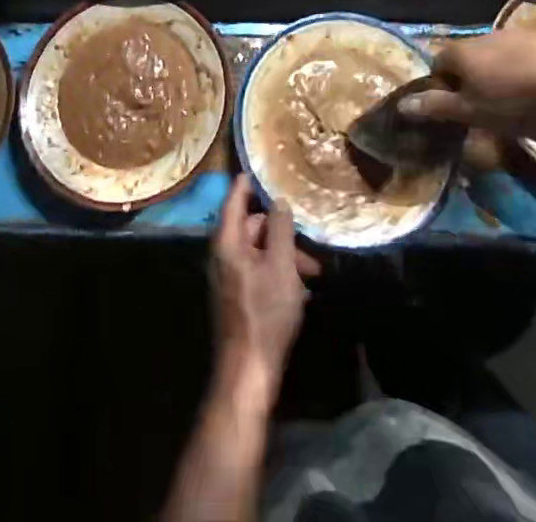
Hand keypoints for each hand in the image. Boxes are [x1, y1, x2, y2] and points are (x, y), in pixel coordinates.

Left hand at [210, 175, 319, 399]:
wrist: (248, 368)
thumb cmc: (266, 314)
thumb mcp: (281, 267)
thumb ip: (280, 230)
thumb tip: (278, 200)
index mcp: (227, 242)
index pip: (234, 199)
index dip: (248, 182)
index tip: (262, 166)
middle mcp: (222, 253)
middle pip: (250, 226)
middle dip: (279, 229)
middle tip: (310, 240)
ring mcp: (227, 274)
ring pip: (257, 249)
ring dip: (284, 253)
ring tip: (314, 271)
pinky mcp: (236, 292)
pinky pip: (256, 268)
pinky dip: (277, 269)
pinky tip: (301, 287)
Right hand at [400, 30, 535, 154]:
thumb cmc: (518, 99)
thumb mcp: (473, 112)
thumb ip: (437, 108)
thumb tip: (402, 105)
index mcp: (461, 52)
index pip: (438, 66)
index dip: (443, 91)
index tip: (456, 114)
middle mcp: (487, 37)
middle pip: (474, 67)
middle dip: (481, 93)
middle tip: (495, 122)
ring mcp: (522, 36)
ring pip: (506, 68)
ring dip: (512, 91)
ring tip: (531, 120)